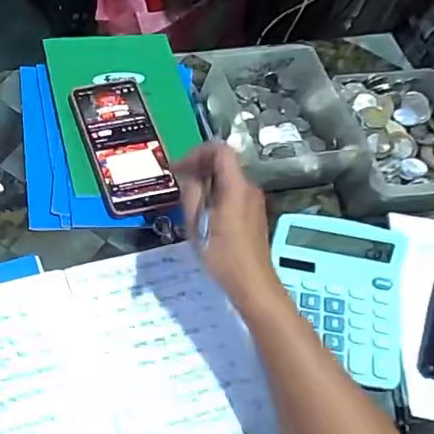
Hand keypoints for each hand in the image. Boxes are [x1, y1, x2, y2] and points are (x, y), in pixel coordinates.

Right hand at [177, 143, 278, 313]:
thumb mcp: (197, 226)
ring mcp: (255, 201)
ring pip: (229, 179)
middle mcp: (249, 189)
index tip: (179, 167)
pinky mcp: (255, 214)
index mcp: (236, 188)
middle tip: (179, 181)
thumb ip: (192, 195)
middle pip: (225, 163)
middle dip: (200, 167)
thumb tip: (190, 179)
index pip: (220, 150)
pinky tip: (204, 212)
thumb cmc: (222, 256)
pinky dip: (217, 194)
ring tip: (189, 199)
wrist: (252, 283)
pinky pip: (234, 193)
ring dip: (208, 182)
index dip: (196, 153)